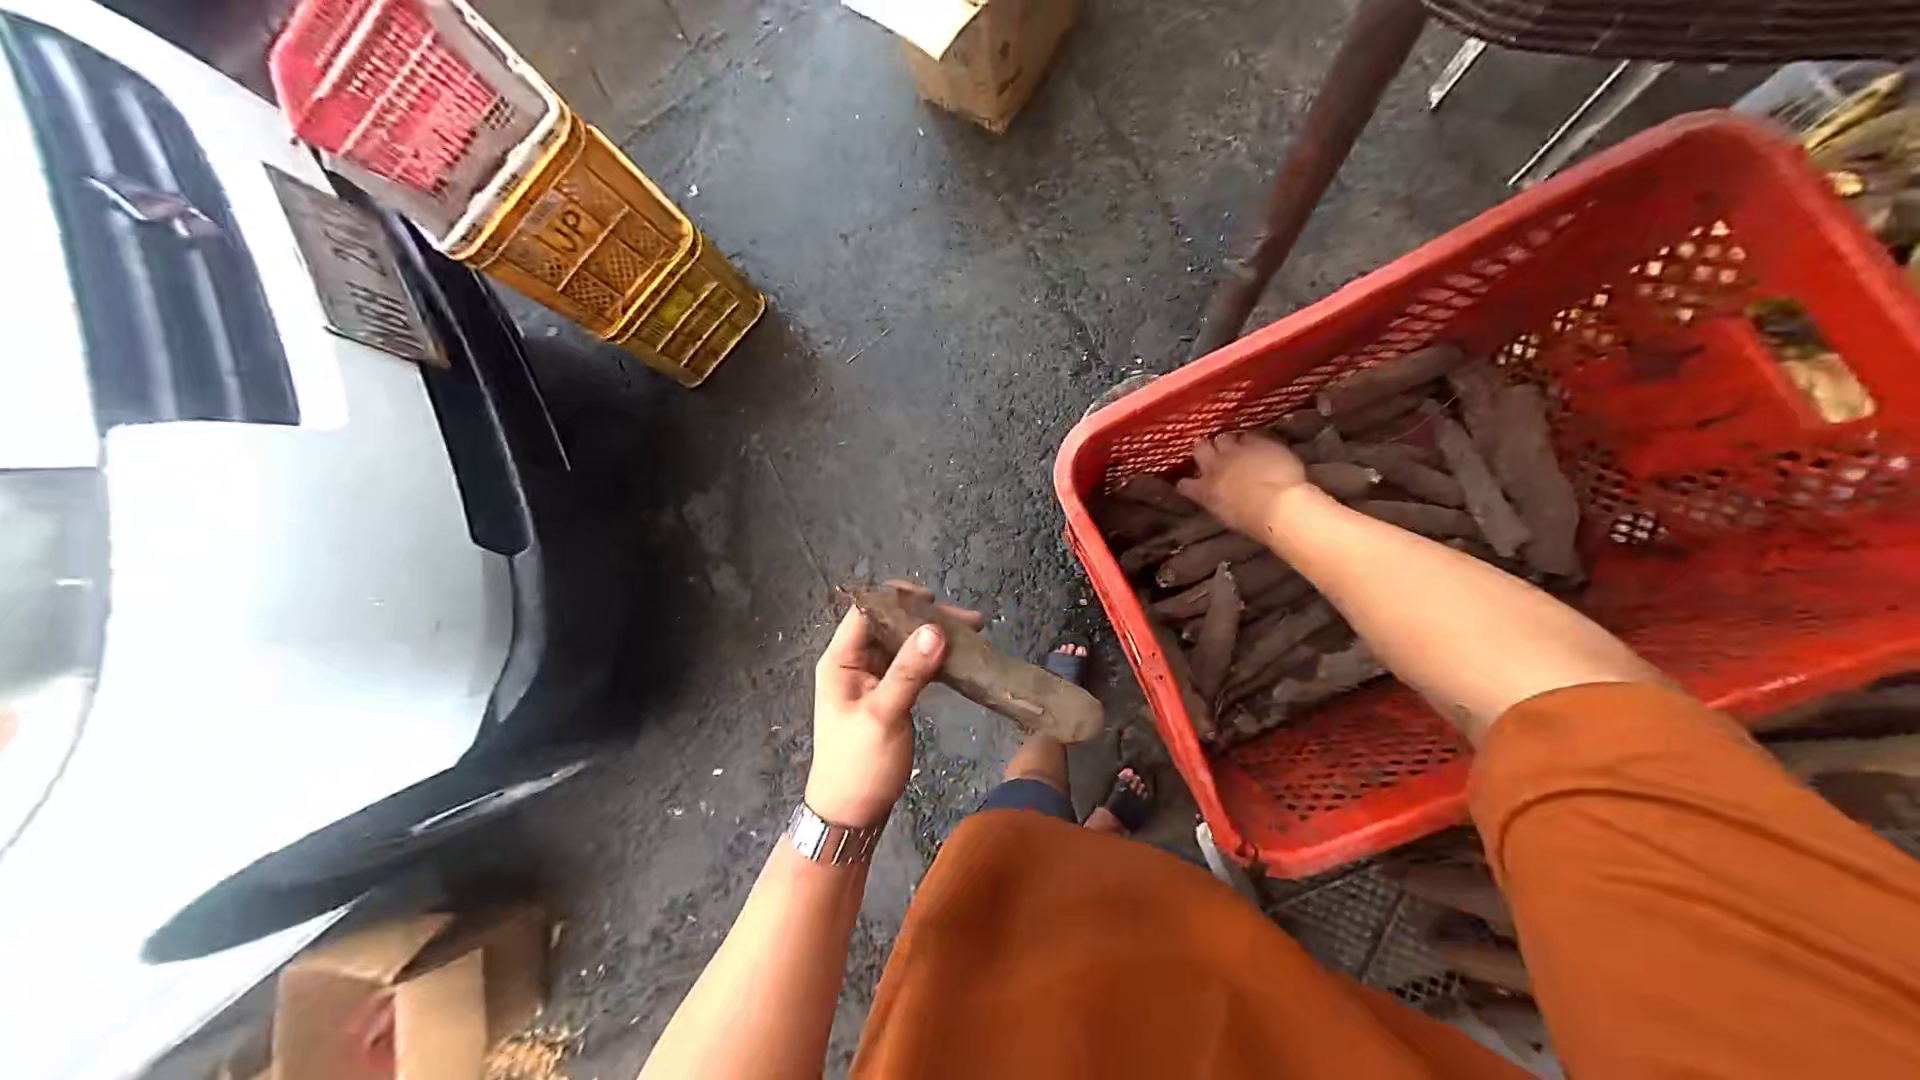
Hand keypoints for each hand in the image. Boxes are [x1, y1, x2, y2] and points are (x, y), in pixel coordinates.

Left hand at [807, 583, 982, 827]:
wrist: (851, 813)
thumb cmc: (858, 764)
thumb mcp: (883, 715)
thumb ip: (909, 671)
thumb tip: (935, 630)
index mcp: (841, 660)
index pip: (865, 612)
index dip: (896, 599)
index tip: (933, 599)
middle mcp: (855, 662)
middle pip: (891, 625)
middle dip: (926, 618)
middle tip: (966, 621)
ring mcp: (874, 678)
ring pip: (906, 644)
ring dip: (935, 637)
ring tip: (972, 632)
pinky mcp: (891, 693)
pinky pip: (913, 665)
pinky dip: (935, 659)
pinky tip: (960, 658)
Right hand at [1177, 432, 1308, 537]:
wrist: (1280, 504)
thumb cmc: (1254, 520)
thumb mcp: (1226, 516)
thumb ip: (1217, 502)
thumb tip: (1219, 497)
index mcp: (1205, 491)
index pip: (1185, 484)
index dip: (1187, 483)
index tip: (1191, 485)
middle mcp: (1215, 466)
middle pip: (1200, 449)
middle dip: (1204, 449)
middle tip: (1213, 454)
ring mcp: (1236, 452)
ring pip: (1223, 438)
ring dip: (1228, 443)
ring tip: (1237, 448)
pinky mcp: (1258, 442)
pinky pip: (1249, 435)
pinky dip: (1252, 441)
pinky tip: (1259, 446)